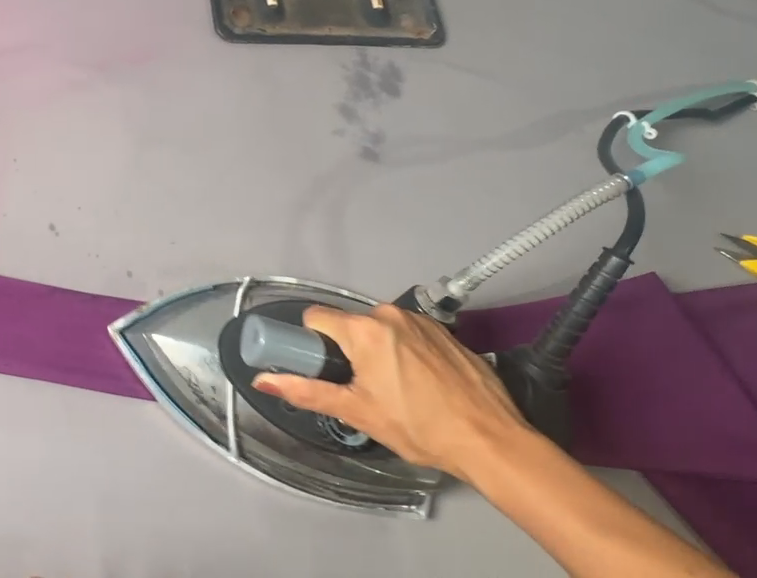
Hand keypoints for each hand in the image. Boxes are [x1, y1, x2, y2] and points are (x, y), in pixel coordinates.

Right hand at [252, 303, 528, 479]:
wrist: (493, 442)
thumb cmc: (421, 428)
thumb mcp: (358, 412)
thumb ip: (307, 391)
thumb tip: (263, 380)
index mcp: (364, 330)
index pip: (315, 317)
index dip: (312, 343)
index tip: (325, 369)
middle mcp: (390, 315)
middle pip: (350, 324)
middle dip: (349, 351)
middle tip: (364, 387)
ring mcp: (422, 321)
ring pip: (381, 329)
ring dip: (380, 351)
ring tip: (398, 389)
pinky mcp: (447, 332)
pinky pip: (411, 334)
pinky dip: (408, 352)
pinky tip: (423, 384)